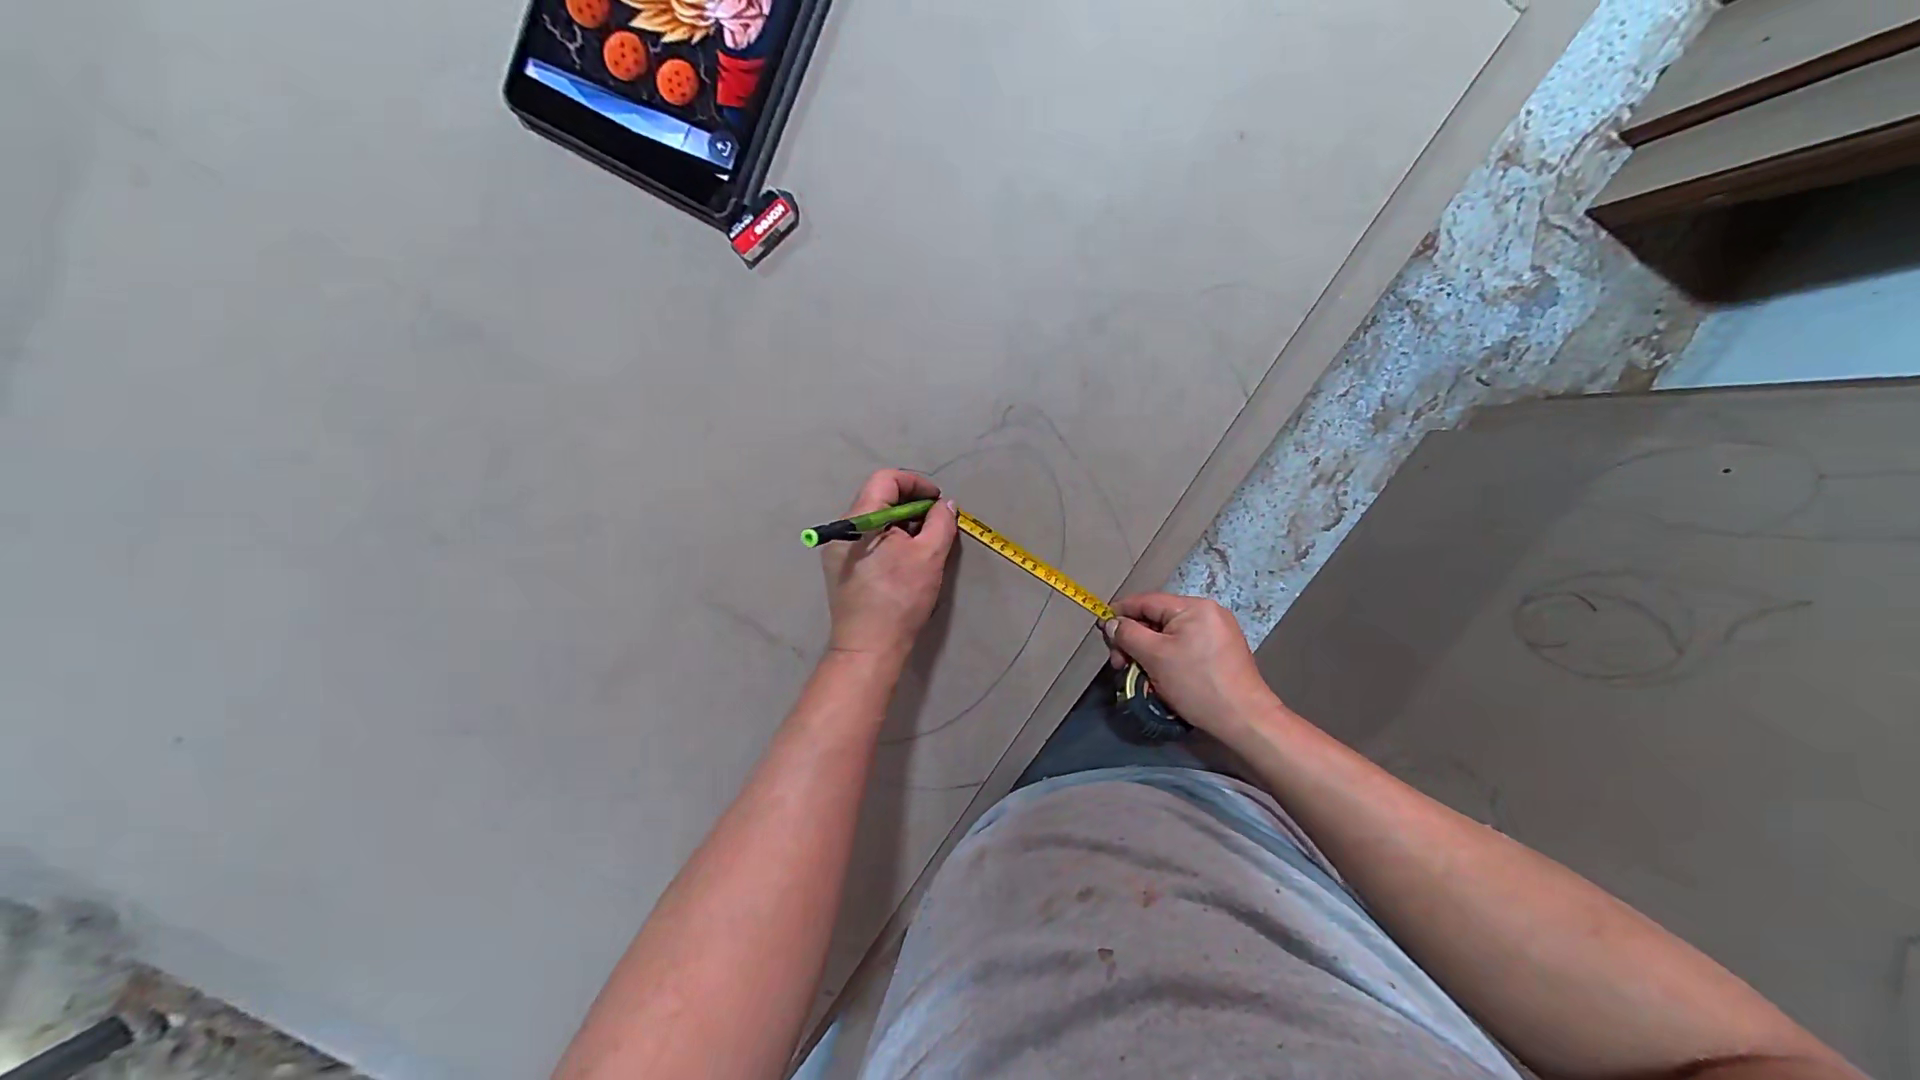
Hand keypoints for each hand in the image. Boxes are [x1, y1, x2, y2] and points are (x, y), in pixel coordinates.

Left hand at [820, 470, 957, 661]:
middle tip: (936, 521)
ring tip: (925, 541)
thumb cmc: (900, 598)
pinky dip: (890, 539)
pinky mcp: (841, 568)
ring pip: (874, 520)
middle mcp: (843, 529)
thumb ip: (941, 523)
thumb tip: (945, 505)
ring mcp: (838, 550)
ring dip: (902, 523)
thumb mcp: (929, 556)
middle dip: (911, 503)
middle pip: (878, 497)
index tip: (937, 501)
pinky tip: (906, 559)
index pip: (886, 479)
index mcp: (859, 519)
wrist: (869, 648)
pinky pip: (868, 540)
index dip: (916, 483)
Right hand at [1102, 593, 1283, 736]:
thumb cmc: (1196, 683)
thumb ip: (1128, 634)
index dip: (1120, 612)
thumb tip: (1111, 622)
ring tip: (1137, 672)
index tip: (1101, 627)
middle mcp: (1207, 612)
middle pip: (1157, 617)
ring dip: (1147, 650)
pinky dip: (1166, 656)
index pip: (1146, 600)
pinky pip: (1184, 645)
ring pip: (1169, 634)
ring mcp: (1217, 632)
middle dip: (1134, 638)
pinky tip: (1158, 674)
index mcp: (1193, 607)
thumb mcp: (1154, 656)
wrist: (1244, 719)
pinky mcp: (1221, 651)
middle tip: (1119, 662)